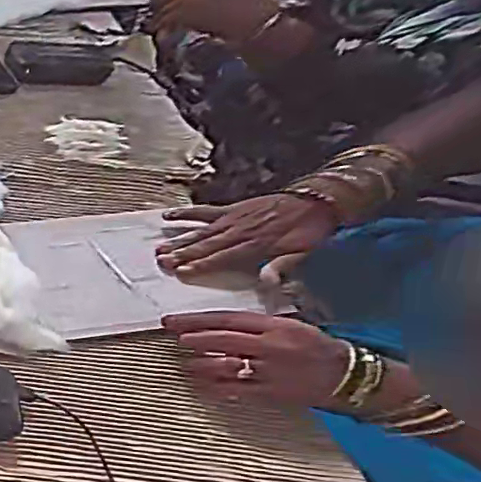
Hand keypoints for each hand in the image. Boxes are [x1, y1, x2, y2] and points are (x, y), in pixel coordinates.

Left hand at [150, 0, 277, 42]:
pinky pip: (165, 20)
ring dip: (158, 21)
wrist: (250, 20)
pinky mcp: (186, 10)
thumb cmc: (238, 11)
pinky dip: (161, 29)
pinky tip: (163, 35)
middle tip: (156, 20)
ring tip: (159, 30)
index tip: (160, 6)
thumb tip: (172, 2)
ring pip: (162, 8)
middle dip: (158, 8)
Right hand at [156, 194, 338, 277]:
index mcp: (255, 246)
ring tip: (159, 248)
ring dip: (179, 240)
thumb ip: (283, 266)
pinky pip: (205, 211)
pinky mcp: (232, 209)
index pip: (222, 258)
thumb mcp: (305, 252)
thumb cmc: (311, 231)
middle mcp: (240, 232)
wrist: (321, 200)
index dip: (201, 265)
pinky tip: (168, 217)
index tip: (182, 271)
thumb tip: (267, 281)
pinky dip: (186, 214)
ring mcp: (233, 218)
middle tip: (162, 261)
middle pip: (206, 245)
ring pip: (201, 231)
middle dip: (182, 253)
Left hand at [163, 312, 349, 407]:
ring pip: (224, 364)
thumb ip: (255, 325)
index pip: (228, 319)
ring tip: (186, 363)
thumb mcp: (289, 326)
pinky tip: (198, 384)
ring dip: (200, 363)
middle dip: (193, 336)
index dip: (197, 319)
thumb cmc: (315, 348)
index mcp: (275, 327)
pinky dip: (213, 387)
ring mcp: (269, 371)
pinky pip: (234, 389)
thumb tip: (216, 324)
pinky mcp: (269, 392)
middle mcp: (270, 347)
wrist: (348, 376)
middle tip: (173, 335)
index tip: (174, 320)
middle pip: (222, 339)